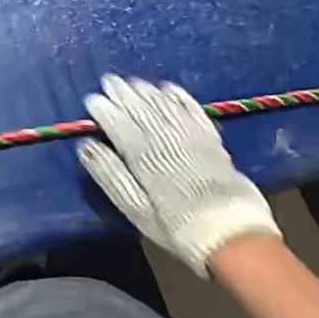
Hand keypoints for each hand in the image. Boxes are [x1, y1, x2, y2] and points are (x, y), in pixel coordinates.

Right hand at [76, 75, 280, 275]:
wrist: (231, 237)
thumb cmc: (174, 226)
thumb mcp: (133, 208)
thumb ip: (109, 174)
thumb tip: (87, 146)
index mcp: (144, 158)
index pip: (119, 126)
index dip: (104, 111)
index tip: (91, 99)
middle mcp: (168, 142)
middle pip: (143, 112)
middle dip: (124, 94)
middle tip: (109, 80)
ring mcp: (193, 140)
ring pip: (167, 108)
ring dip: (149, 92)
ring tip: (134, 82)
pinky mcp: (213, 144)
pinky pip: (195, 114)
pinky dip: (182, 99)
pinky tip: (171, 89)